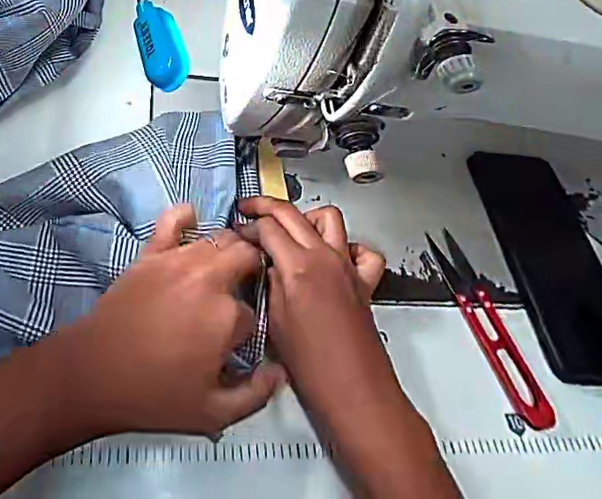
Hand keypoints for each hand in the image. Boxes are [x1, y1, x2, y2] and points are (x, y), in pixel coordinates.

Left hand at [47, 203, 284, 437]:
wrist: (97, 370)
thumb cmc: (157, 395)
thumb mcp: (214, 413)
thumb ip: (255, 394)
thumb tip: (278, 371)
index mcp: (227, 316)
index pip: (253, 312)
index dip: (247, 328)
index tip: (236, 341)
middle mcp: (208, 279)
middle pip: (246, 257)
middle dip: (250, 272)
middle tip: (240, 294)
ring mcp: (178, 260)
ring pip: (218, 240)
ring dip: (227, 251)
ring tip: (221, 270)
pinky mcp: (151, 252)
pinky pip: (173, 219)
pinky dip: (186, 217)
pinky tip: (192, 223)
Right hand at [236, 197, 393, 416]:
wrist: (355, 394)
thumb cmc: (313, 366)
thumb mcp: (274, 321)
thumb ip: (269, 282)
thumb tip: (267, 264)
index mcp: (299, 267)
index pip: (267, 226)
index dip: (247, 226)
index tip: (237, 232)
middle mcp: (325, 258)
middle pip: (291, 212)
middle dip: (265, 206)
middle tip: (248, 211)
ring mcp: (347, 267)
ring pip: (328, 218)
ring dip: (306, 217)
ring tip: (290, 229)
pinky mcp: (364, 282)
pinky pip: (361, 251)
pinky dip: (347, 245)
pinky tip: (332, 255)